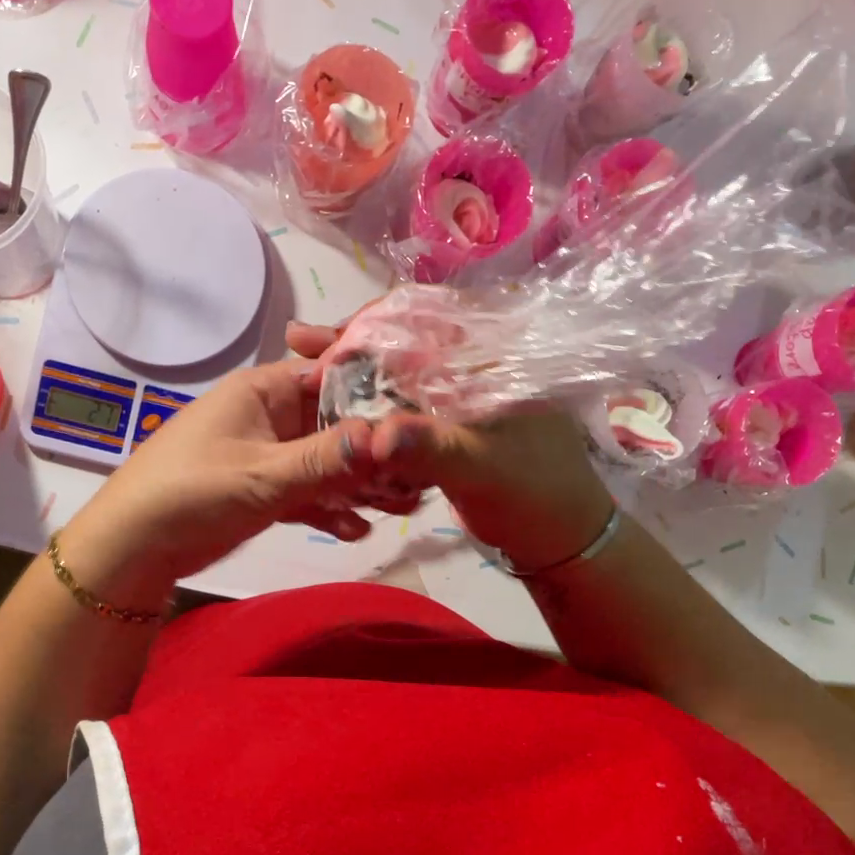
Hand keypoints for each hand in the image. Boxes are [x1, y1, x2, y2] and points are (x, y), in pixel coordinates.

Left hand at [56, 358, 390, 606]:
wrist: (133, 547)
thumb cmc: (192, 492)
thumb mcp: (264, 474)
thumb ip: (328, 458)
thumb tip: (389, 436)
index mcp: (263, 391)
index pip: (332, 379)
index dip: (375, 399)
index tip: (417, 424)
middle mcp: (268, 416)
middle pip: (335, 426)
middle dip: (373, 452)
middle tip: (417, 479)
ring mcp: (266, 456)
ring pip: (325, 464)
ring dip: (357, 486)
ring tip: (400, 508)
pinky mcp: (261, 492)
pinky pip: (306, 493)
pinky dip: (328, 509)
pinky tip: (356, 531)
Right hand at [288, 319, 615, 573]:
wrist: (555, 537)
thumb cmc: (534, 493)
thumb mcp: (483, 469)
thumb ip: (432, 448)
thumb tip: (376, 435)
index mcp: (491, 355)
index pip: (425, 317)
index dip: (372, 323)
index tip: (327, 340)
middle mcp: (470, 363)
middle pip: (400, 338)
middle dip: (349, 340)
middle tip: (298, 339)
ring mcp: (454, 393)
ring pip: (394, 370)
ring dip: (350, 368)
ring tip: (299, 360)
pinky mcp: (443, 422)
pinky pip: (396, 403)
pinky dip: (364, 403)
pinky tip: (328, 405)